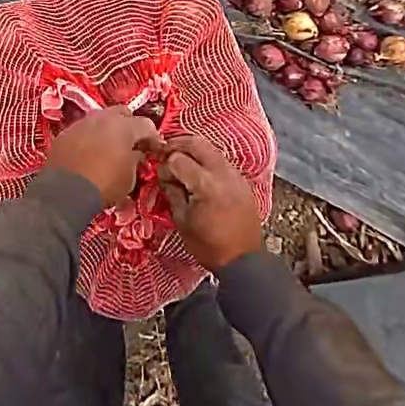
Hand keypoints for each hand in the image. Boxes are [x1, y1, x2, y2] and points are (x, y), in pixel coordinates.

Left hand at [45, 106, 158, 206]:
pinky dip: (89, 137)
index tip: (153, 150)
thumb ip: (135, 160)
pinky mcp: (65, 133)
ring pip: (100, 119)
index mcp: (124, 126)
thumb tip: (135, 154)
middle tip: (131, 143)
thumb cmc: (105, 184)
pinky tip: (89, 152)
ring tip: (109, 147)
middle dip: (129, 125)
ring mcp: (81, 123)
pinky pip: (82, 130)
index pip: (146, 124)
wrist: (65, 191)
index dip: (152, 138)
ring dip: (107, 129)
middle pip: (121, 113)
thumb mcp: (129, 177)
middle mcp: (102, 118)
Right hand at [147, 133, 261, 269]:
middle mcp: (223, 174)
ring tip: (181, 163)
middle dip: (177, 144)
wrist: (243, 262)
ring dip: (193, 151)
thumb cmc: (208, 245)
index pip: (178, 159)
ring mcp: (236, 176)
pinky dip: (207, 161)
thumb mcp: (182, 220)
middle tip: (165, 154)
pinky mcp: (243, 182)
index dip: (164, 164)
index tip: (161, 175)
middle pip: (196, 143)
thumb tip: (165, 175)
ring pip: (210, 149)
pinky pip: (221, 161)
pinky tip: (199, 175)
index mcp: (206, 184)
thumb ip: (172, 191)